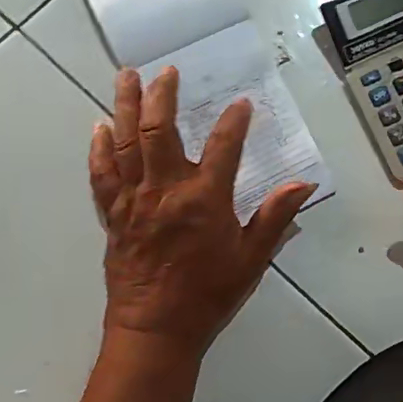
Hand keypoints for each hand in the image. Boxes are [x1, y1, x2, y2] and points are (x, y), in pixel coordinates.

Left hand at [87, 66, 317, 354]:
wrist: (155, 330)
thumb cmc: (208, 293)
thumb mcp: (252, 258)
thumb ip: (276, 216)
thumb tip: (304, 184)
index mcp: (204, 199)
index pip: (223, 146)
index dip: (234, 121)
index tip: (241, 103)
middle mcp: (165, 190)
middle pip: (159, 132)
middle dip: (163, 96)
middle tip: (166, 71)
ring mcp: (134, 200)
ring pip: (125, 143)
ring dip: (125, 107)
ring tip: (126, 77)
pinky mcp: (113, 214)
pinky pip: (102, 175)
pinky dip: (99, 149)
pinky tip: (98, 127)